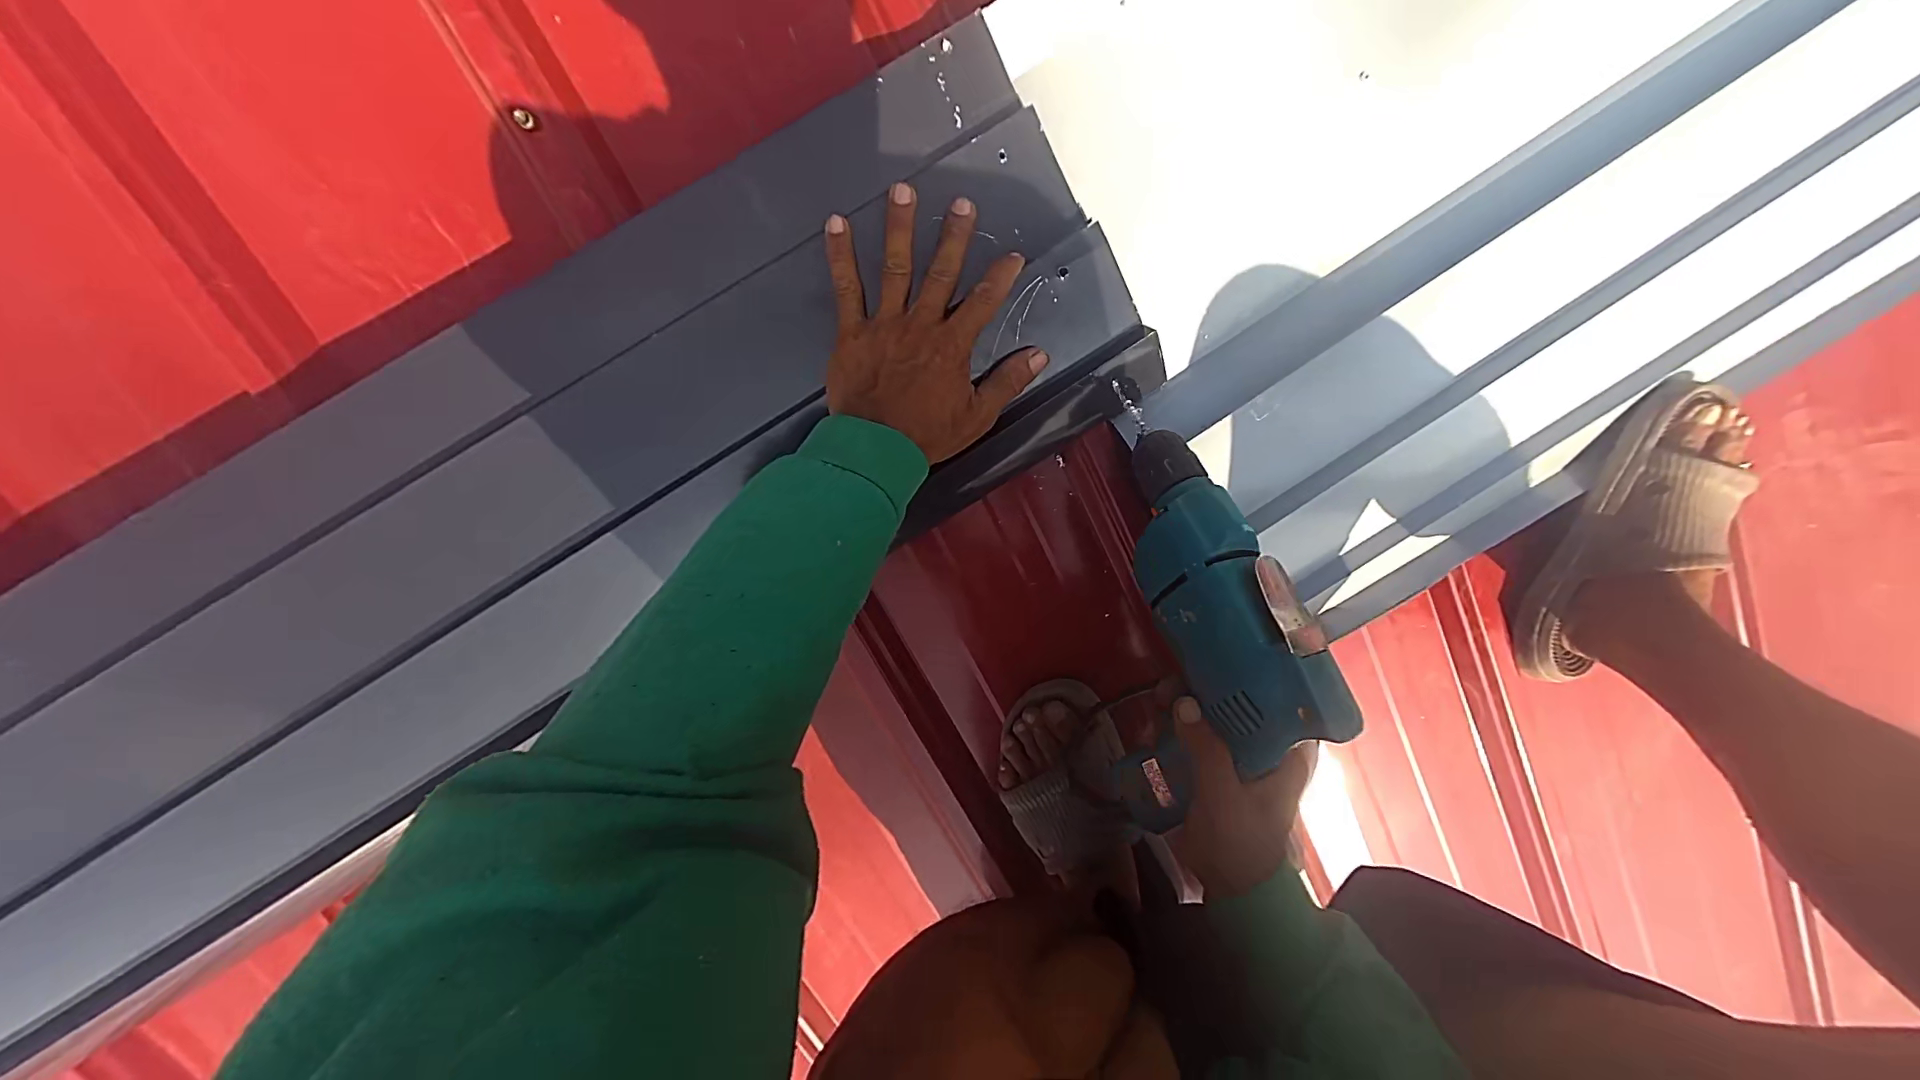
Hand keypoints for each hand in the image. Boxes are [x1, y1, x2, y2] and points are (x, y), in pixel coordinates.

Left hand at [823, 182, 1049, 462]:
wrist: (875, 450)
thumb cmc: (925, 436)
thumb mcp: (977, 416)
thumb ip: (1007, 382)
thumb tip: (1038, 355)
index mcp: (952, 345)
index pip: (982, 302)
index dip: (1000, 278)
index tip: (1012, 257)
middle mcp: (921, 325)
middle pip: (941, 273)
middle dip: (954, 237)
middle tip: (962, 204)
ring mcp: (885, 324)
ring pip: (896, 268)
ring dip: (900, 228)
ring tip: (903, 192)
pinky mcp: (853, 332)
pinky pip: (847, 289)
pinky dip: (841, 256)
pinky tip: (837, 224)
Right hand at [1171, 696, 1318, 897]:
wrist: (1231, 890)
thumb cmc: (1241, 844)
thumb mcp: (1225, 797)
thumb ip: (1207, 752)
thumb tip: (1184, 703)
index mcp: (1287, 753)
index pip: (1277, 699)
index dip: (1247, 676)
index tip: (1212, 660)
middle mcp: (1267, 748)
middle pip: (1237, 703)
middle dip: (1203, 689)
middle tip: (1172, 684)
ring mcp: (1240, 758)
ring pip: (1213, 717)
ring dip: (1186, 706)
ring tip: (1158, 700)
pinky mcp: (1216, 768)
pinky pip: (1197, 736)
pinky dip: (1178, 726)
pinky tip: (1157, 721)